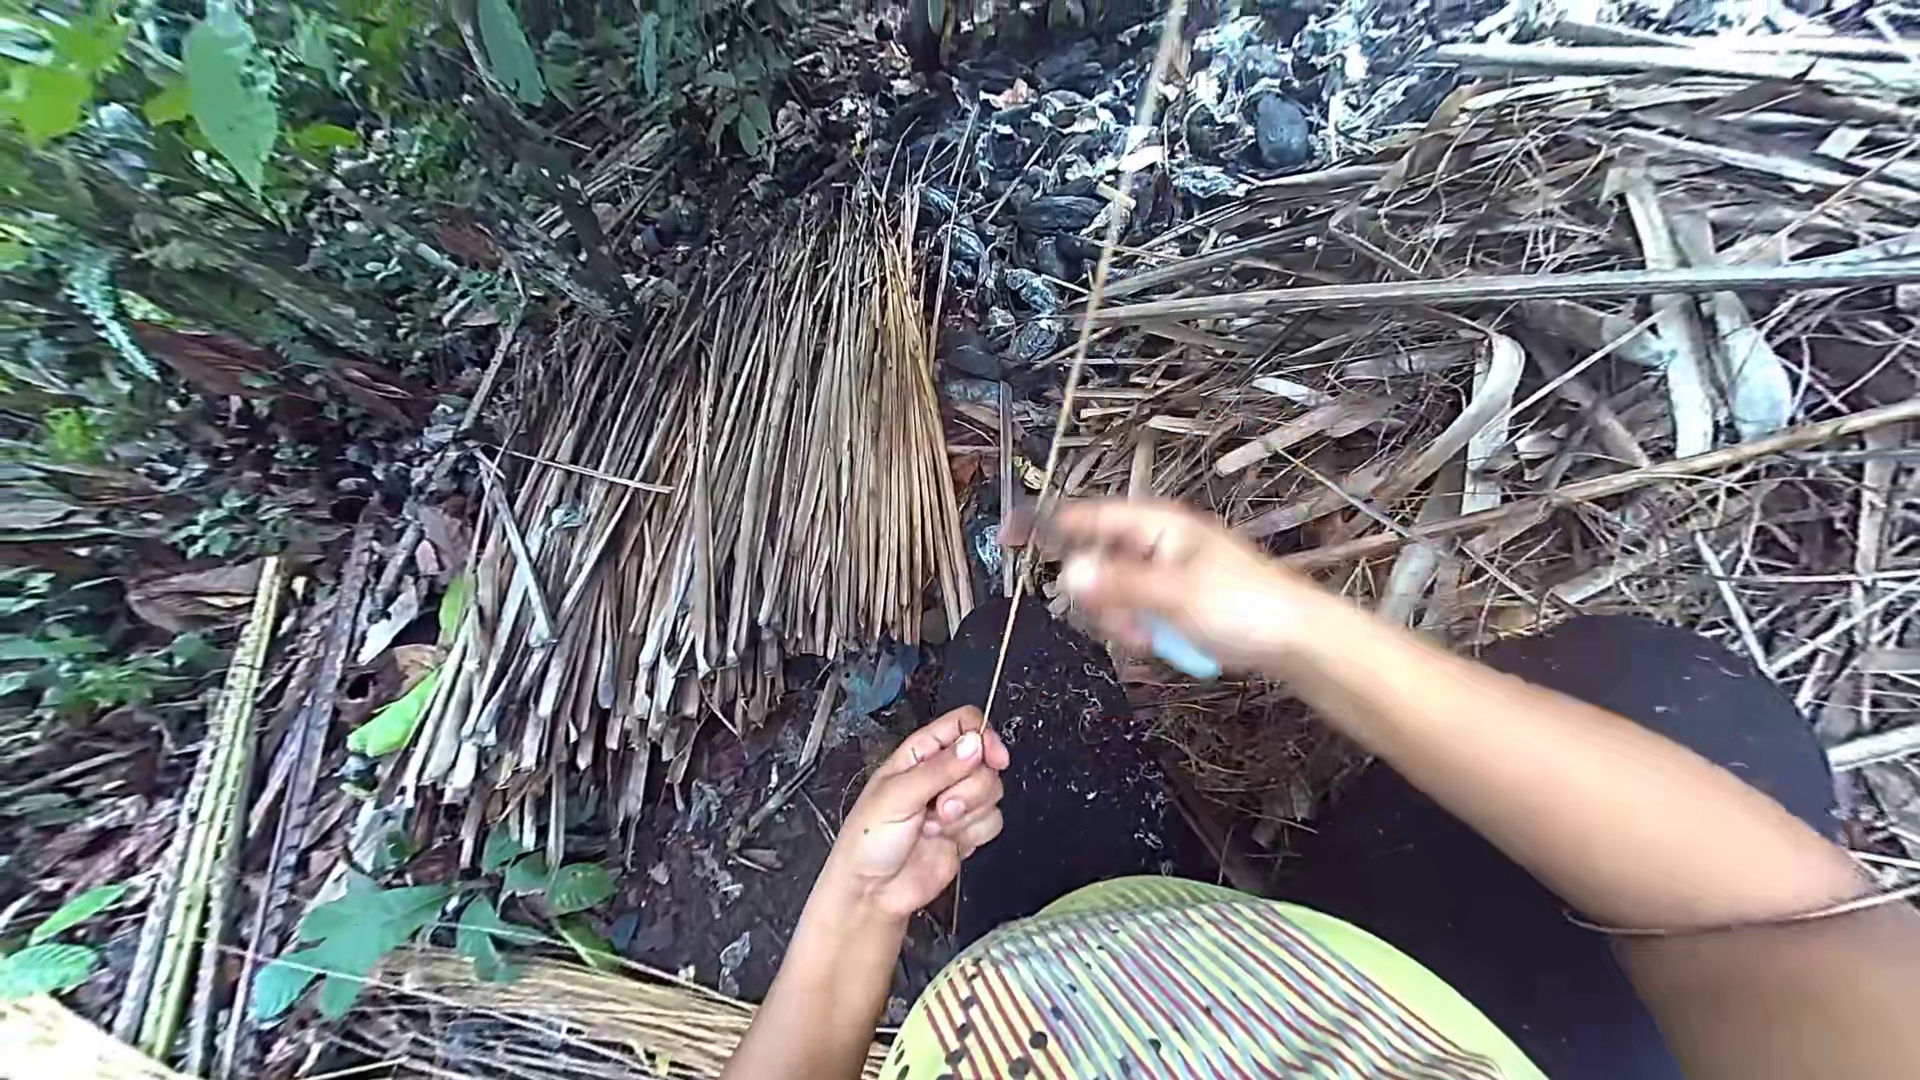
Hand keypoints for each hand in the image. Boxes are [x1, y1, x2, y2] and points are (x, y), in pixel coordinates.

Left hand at [819, 706, 1009, 921]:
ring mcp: (957, 801)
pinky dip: (974, 834)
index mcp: (921, 751)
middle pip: (985, 760)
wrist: (872, 892)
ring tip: (936, 826)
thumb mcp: (898, 795)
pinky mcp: (968, 829)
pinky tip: (947, 840)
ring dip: (969, 813)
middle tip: (940, 806)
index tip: (992, 758)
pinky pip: (993, 820)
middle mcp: (943, 772)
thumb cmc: (868, 838)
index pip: (965, 724)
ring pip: (992, 790)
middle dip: (969, 788)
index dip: (983, 736)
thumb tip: (974, 742)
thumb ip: (940, 768)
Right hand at [1030, 499, 1339, 672]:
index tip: (1007, 535)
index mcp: (1156, 525)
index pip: (1086, 516)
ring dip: (1118, 617)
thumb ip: (1118, 585)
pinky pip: (1131, 607)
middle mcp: (1154, 541)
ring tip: (1148, 639)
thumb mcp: (1176, 596)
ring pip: (1109, 589)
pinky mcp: (1169, 595)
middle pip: (1094, 561)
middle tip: (1123, 625)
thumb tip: (1067, 574)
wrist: (1299, 639)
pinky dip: (1135, 626)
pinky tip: (1156, 641)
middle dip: (1098, 597)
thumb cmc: (1244, 607)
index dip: (1044, 524)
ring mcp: (1161, 569)